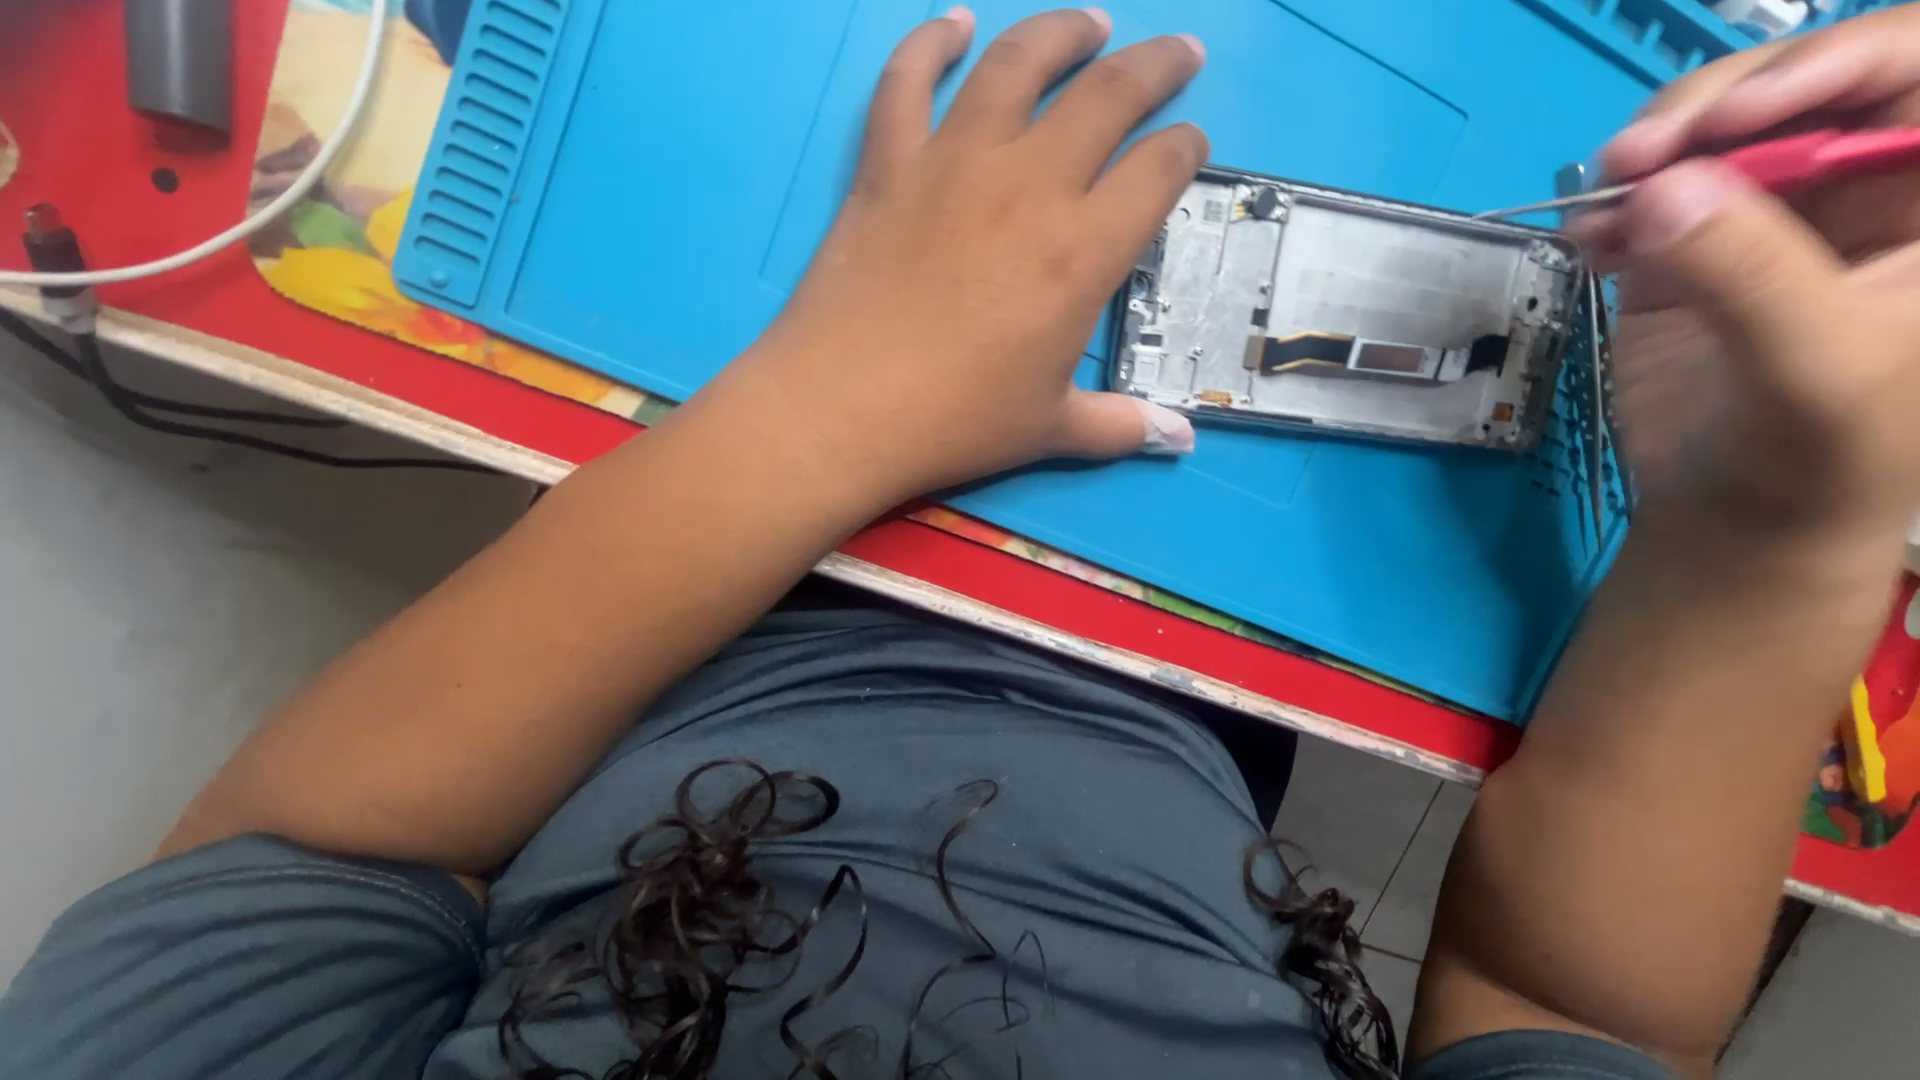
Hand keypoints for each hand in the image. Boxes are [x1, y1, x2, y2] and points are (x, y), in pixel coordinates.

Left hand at [706, 7, 1207, 505]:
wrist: (839, 410)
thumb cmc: (954, 423)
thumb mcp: (1049, 429)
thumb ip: (1121, 425)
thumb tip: (1182, 442)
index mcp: (1082, 251)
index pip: (1158, 172)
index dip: (1185, 151)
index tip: (1190, 146)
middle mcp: (1029, 186)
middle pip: (1108, 96)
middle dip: (1155, 67)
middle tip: (1177, 54)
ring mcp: (953, 164)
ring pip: (1018, 63)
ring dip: (1062, 32)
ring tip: (1089, 23)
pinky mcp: (887, 165)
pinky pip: (907, 81)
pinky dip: (930, 42)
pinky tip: (951, 23)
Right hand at [1566, 7, 1919, 545]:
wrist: (1734, 519)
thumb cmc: (1821, 451)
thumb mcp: (1817, 362)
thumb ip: (1754, 273)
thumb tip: (1658, 187)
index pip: (1917, 71)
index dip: (1837, 64)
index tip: (1737, 118)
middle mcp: (1860, 186)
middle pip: (1799, 88)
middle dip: (1716, 106)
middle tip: (1637, 154)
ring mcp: (1763, 219)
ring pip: (1709, 137)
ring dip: (1650, 156)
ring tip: (1602, 195)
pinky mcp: (1682, 256)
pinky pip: (1641, 204)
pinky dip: (1605, 212)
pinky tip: (1585, 239)